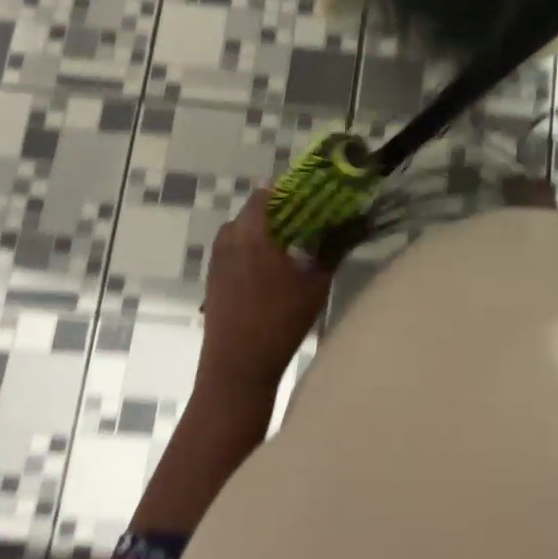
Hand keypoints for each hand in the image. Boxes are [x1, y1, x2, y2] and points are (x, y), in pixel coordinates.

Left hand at [197, 192, 332, 399]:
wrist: (238, 367)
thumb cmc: (280, 320)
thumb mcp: (315, 285)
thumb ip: (329, 253)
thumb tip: (345, 230)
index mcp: (252, 235)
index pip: (263, 196)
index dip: (285, 191)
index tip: (307, 196)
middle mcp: (229, 243)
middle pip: (249, 214)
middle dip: (274, 213)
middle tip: (301, 222)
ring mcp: (216, 265)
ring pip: (237, 235)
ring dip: (259, 234)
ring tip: (286, 247)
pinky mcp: (212, 285)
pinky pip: (231, 255)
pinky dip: (248, 253)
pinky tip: (268, 273)